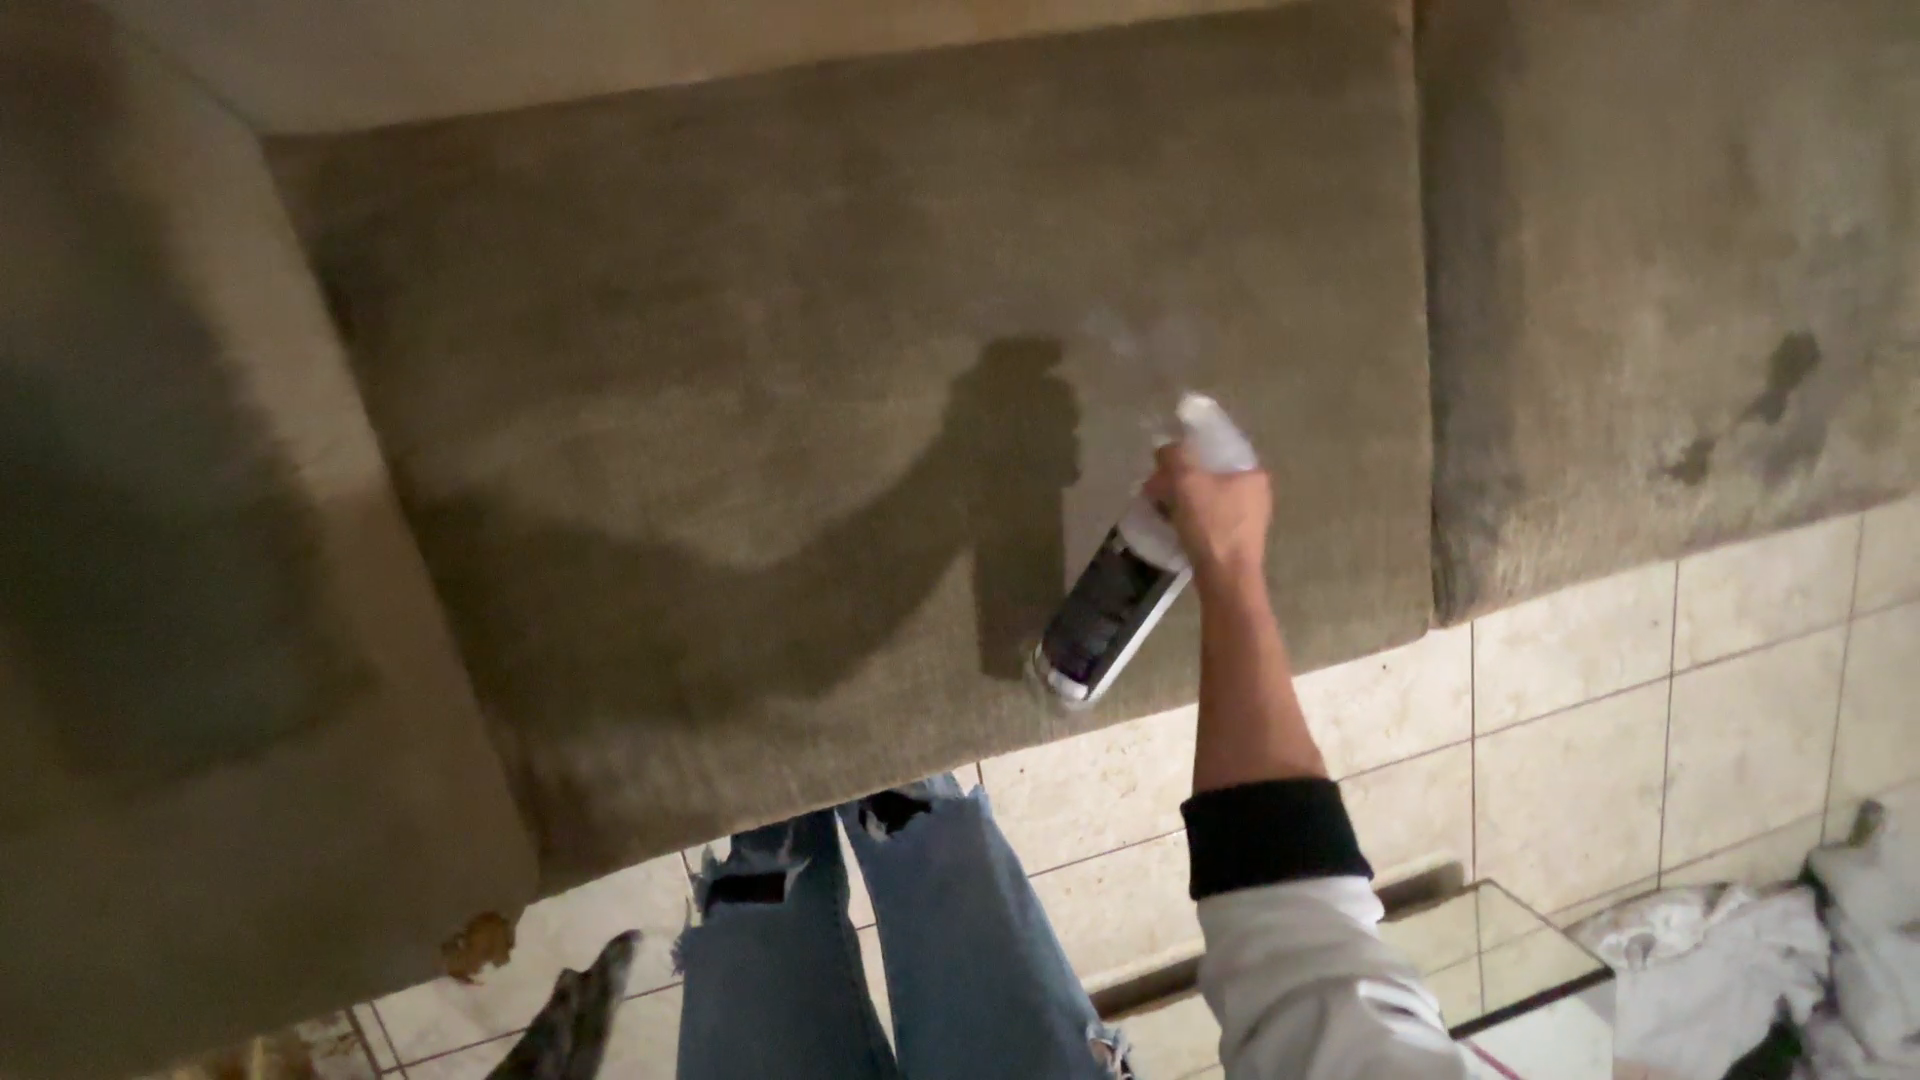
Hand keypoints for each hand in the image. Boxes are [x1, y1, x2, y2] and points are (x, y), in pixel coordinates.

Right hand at [1144, 442, 1270, 588]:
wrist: (1226, 579)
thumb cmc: (1212, 526)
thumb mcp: (1187, 481)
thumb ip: (1174, 456)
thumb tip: (1166, 448)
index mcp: (1252, 473)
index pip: (1217, 450)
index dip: (1188, 452)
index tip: (1165, 462)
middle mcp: (1256, 493)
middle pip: (1210, 475)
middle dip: (1179, 479)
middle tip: (1155, 487)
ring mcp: (1249, 520)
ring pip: (1208, 498)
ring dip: (1182, 500)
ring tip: (1158, 507)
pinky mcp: (1237, 541)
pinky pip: (1209, 519)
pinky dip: (1190, 518)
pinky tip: (1173, 526)